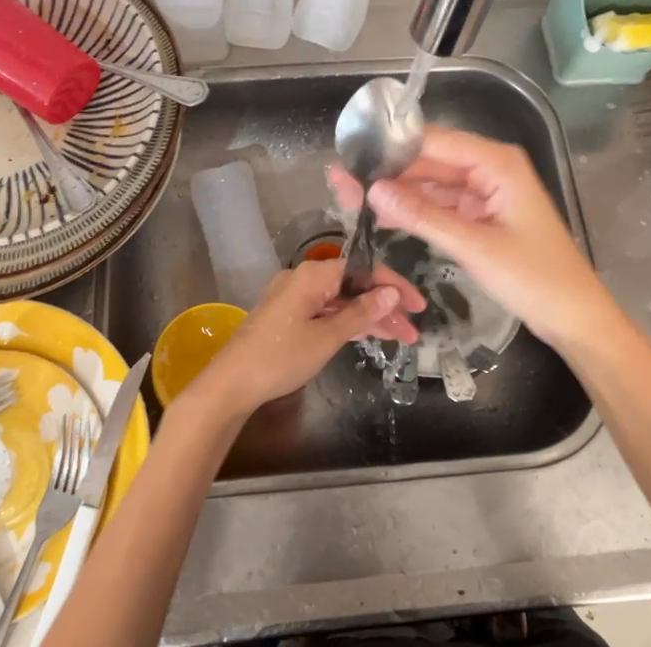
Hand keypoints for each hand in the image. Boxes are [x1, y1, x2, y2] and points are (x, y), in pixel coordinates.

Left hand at [188, 259, 424, 415]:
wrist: (232, 383)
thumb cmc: (281, 358)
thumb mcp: (327, 337)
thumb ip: (361, 313)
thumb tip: (391, 292)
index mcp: (313, 275)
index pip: (362, 268)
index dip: (393, 285)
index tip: (418, 305)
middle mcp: (303, 278)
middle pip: (353, 284)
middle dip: (385, 305)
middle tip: (412, 330)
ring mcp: (294, 297)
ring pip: (341, 300)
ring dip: (369, 317)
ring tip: (400, 338)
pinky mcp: (288, 315)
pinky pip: (326, 311)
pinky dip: (347, 322)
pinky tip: (369, 336)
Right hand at [329, 124, 615, 350]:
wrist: (575, 317)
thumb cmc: (535, 278)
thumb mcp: (474, 248)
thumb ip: (422, 217)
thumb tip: (373, 191)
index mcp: (496, 162)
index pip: (433, 142)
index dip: (391, 148)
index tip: (351, 155)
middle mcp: (490, 167)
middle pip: (429, 161)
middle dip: (388, 171)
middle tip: (341, 181)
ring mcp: (486, 191)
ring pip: (431, 183)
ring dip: (396, 192)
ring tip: (350, 196)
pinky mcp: (482, 215)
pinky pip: (441, 204)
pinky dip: (414, 211)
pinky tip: (381, 216)